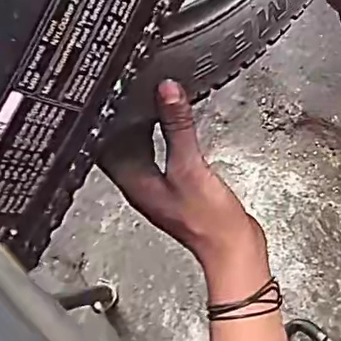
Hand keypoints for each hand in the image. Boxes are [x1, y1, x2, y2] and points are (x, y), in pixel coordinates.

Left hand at [100, 79, 265, 281]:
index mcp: (134, 182)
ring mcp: (161, 190)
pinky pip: (165, 159)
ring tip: (153, 104)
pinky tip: (177, 132)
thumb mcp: (190, 166)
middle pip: (124, 146)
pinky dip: (167, 141)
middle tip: (133, 91)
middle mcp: (143, 187)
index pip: (106, 144)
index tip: (114, 92)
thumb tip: (167, 92)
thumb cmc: (209, 222)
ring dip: (147, 129)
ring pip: (144, 152)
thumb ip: (177, 127)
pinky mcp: (181, 191)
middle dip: (127, 119)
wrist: (234, 249)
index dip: (107, 117)